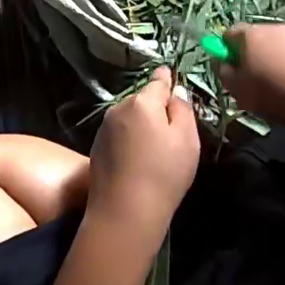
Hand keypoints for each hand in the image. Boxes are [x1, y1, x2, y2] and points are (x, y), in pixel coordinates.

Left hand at [87, 67, 199, 236]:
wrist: (124, 210)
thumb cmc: (163, 172)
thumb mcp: (187, 139)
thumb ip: (182, 109)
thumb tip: (176, 91)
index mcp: (141, 102)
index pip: (158, 81)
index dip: (167, 78)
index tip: (170, 74)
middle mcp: (118, 109)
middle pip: (142, 100)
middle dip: (155, 106)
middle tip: (173, 126)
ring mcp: (104, 128)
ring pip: (129, 117)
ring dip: (141, 124)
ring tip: (156, 146)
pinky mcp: (97, 147)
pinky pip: (119, 134)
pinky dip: (130, 139)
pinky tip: (138, 158)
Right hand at [217, 23, 284, 133]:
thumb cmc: (280, 95)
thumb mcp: (240, 92)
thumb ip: (225, 73)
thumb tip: (224, 63)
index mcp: (251, 34)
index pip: (228, 33)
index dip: (227, 52)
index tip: (234, 73)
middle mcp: (276, 27)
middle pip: (257, 39)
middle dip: (254, 57)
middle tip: (257, 84)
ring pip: (281, 47)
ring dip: (278, 63)